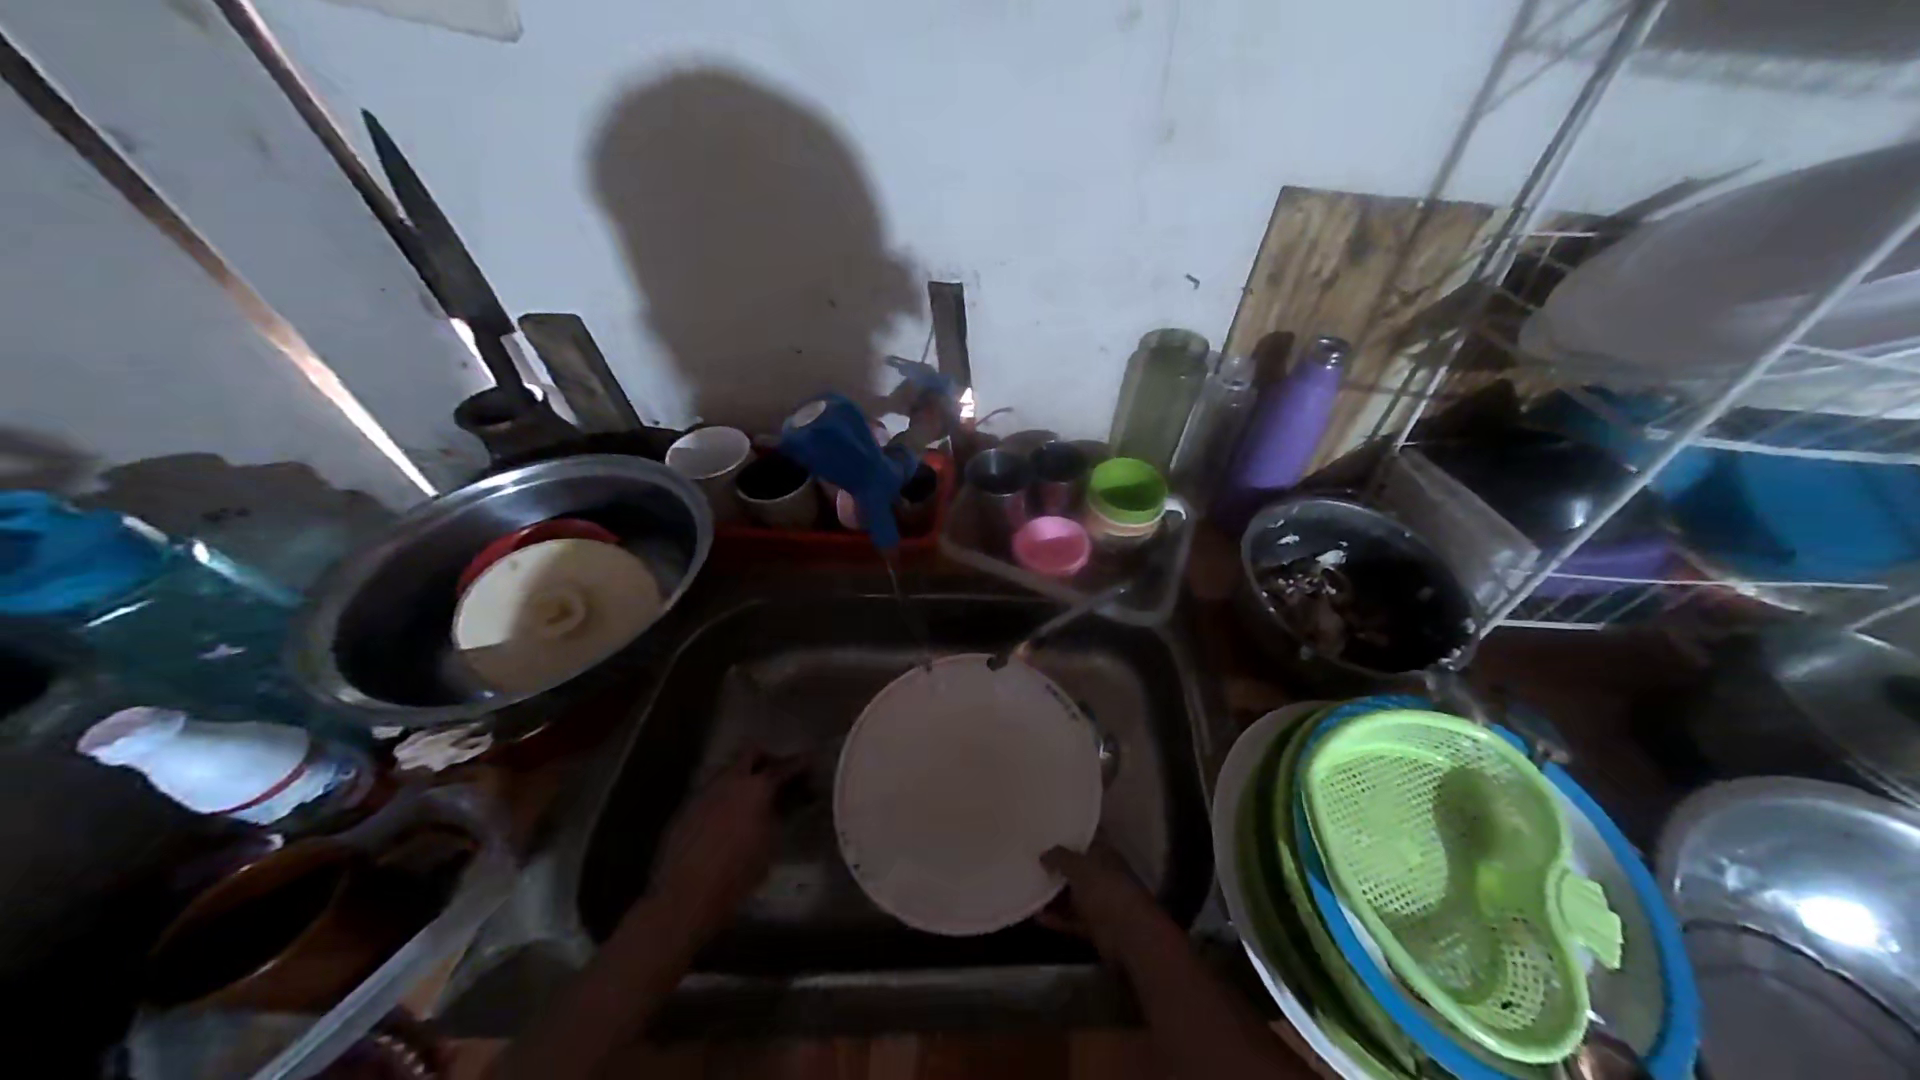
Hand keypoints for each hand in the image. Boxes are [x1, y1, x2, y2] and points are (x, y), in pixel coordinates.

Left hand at [649, 747, 802, 941]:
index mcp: (755, 788)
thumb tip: (782, 802)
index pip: (783, 767)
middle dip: (768, 759)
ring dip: (743, 777)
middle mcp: (728, 782)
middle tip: (778, 775)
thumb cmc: (738, 873)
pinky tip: (727, 820)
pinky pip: (711, 793)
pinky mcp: (685, 809)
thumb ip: (777, 815)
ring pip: (727, 771)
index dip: (799, 764)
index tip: (809, 763)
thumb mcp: (770, 844)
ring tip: (752, 799)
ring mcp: (704, 793)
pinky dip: (724, 797)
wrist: (686, 896)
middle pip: (751, 754)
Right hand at [1038, 843, 1169, 965]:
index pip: (1087, 837)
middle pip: (1076, 867)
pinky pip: (1070, 919)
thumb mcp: (1079, 866)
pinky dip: (1056, 918)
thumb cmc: (1106, 889)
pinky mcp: (1094, 925)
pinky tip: (1036, 916)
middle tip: (1030, 859)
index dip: (1069, 833)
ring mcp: (1099, 901)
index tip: (1047, 830)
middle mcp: (1102, 875)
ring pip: (1071, 895)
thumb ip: (1060, 857)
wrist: (1129, 934)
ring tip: (1027, 888)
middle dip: (1056, 865)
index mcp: (1104, 854)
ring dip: (1052, 895)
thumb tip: (1043, 855)